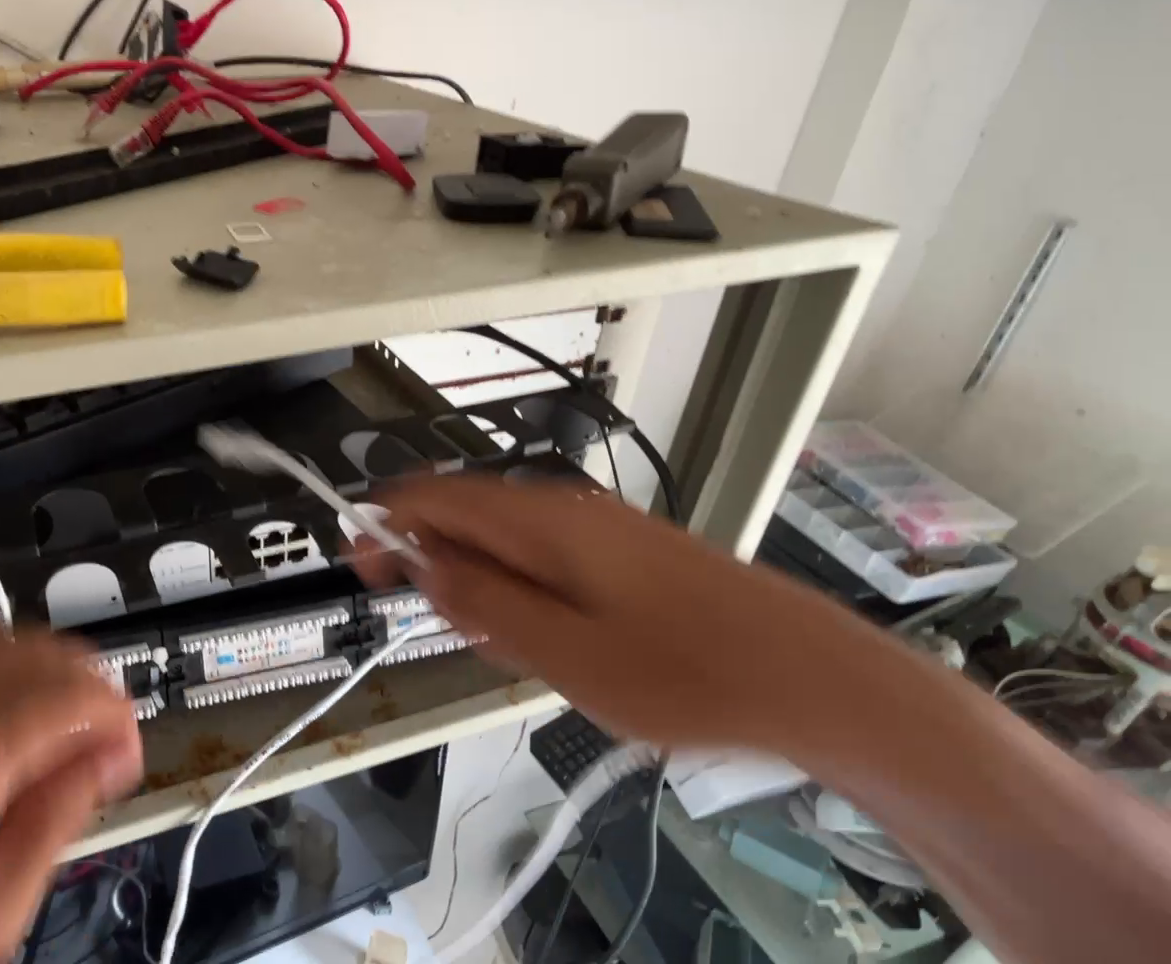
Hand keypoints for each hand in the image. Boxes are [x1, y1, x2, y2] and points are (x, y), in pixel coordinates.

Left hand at [0, 631, 142, 963]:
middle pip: (12, 651)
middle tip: (108, 724)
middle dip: (76, 672)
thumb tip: (103, 760)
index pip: (49, 701)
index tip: (130, 741)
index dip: (105, 709)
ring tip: (67, 712)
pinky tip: (9, 713)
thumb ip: (49, 826)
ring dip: (32, 662)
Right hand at [352, 476, 934, 754]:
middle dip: (443, 570)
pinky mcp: (625, 553)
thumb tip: (421, 565)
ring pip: (506, 544)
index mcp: (543, 522)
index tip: (358, 564)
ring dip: (487, 590)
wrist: (816, 679)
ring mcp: (600, 529)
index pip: (436, 496)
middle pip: (468, 518)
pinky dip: (526, 594)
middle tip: (467, 637)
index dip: (385, 522)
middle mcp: (566, 510)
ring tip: (522, 653)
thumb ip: (484, 604)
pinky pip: (547, 560)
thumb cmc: (686, 674)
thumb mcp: (565, 654)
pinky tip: (559, 643)